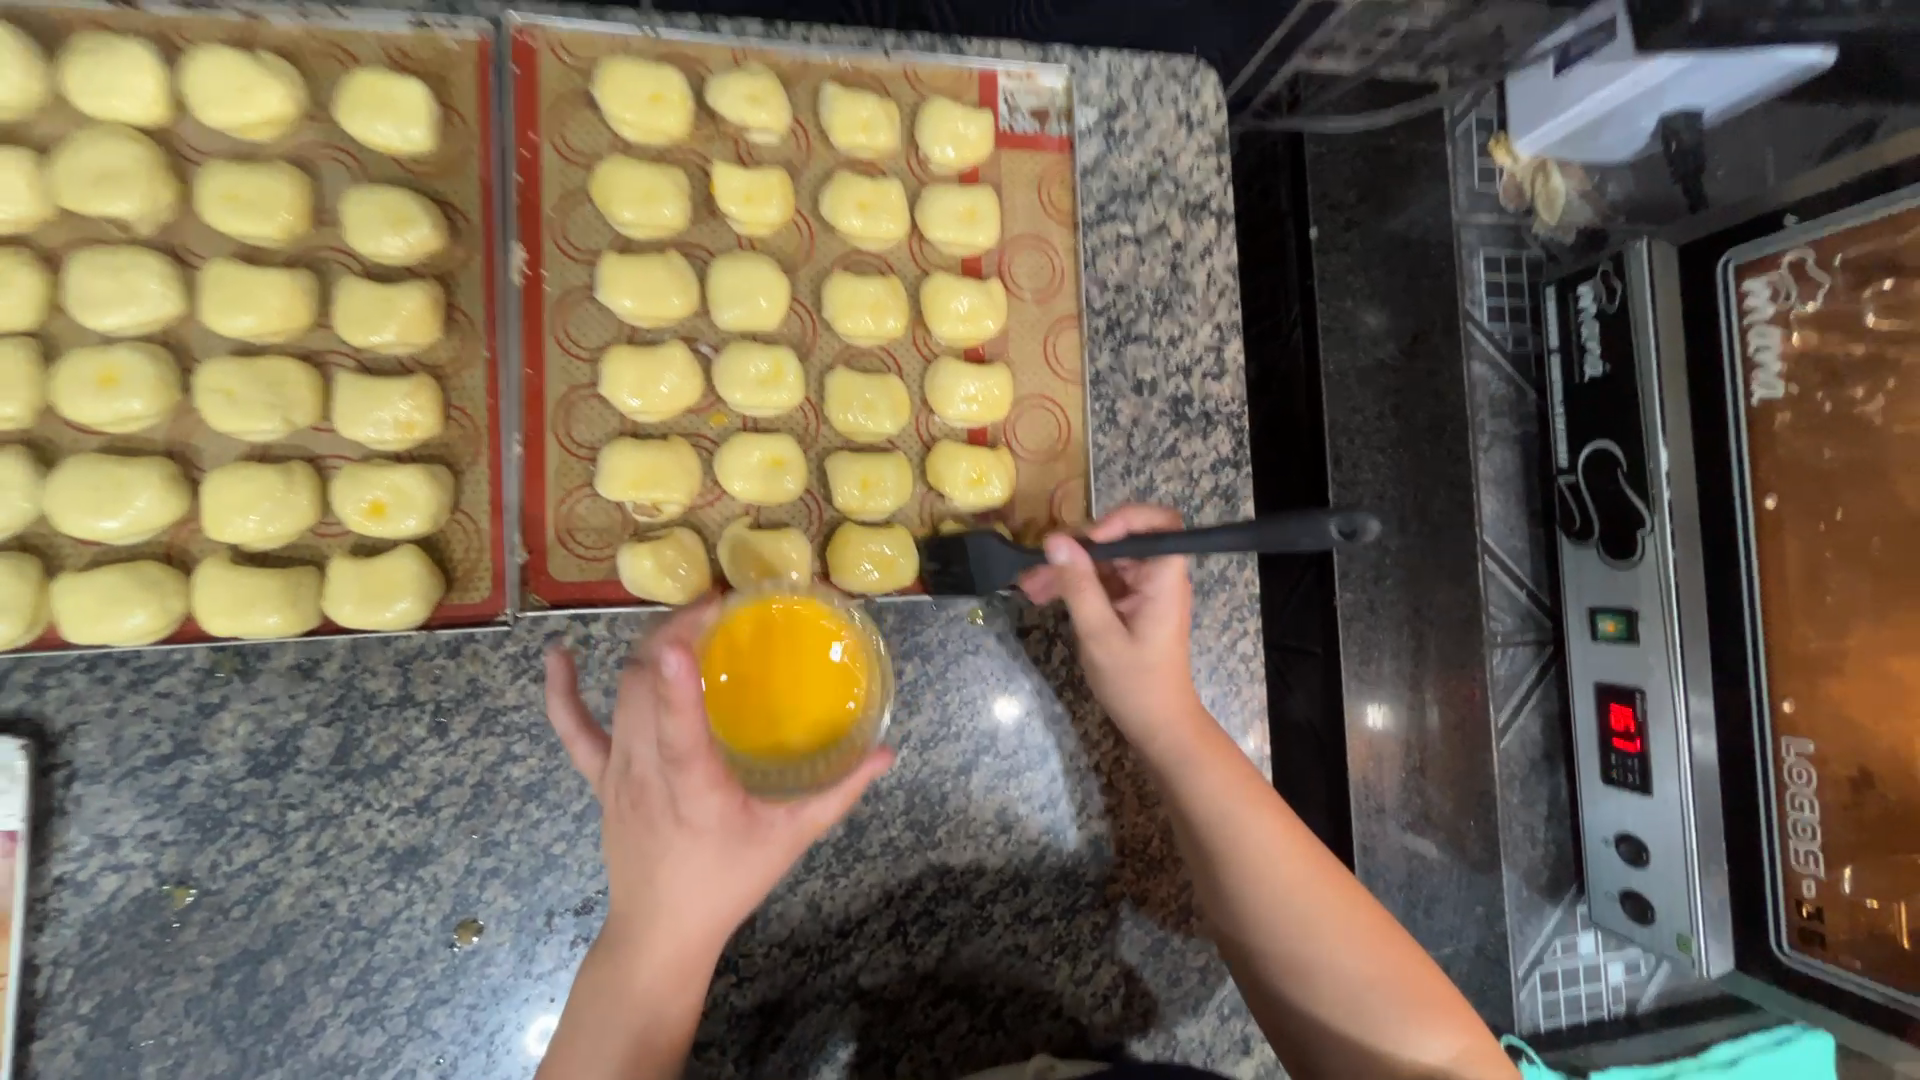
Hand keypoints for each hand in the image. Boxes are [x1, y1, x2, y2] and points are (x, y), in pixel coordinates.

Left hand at [543, 597, 893, 967]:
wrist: (660, 933)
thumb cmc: (728, 881)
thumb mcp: (793, 838)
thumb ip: (841, 792)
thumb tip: (889, 752)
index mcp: (694, 788)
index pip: (678, 728)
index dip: (680, 675)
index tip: (702, 619)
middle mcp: (645, 772)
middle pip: (644, 685)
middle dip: (676, 633)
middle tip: (719, 609)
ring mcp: (615, 772)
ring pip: (620, 692)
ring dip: (649, 648)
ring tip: (687, 622)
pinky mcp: (599, 778)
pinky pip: (572, 730)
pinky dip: (561, 692)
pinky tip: (559, 655)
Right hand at [1017, 503, 1208, 759]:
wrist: (1157, 726)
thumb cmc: (1136, 683)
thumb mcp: (1099, 635)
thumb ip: (1078, 585)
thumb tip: (1055, 540)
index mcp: (1164, 578)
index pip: (1159, 524)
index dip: (1126, 519)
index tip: (1089, 538)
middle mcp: (1157, 576)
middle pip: (1121, 539)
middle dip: (1078, 548)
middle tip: (1039, 564)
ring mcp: (1142, 589)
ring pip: (1104, 560)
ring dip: (1068, 568)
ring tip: (1030, 585)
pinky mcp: (1128, 603)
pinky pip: (1100, 580)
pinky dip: (1073, 584)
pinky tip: (1043, 594)